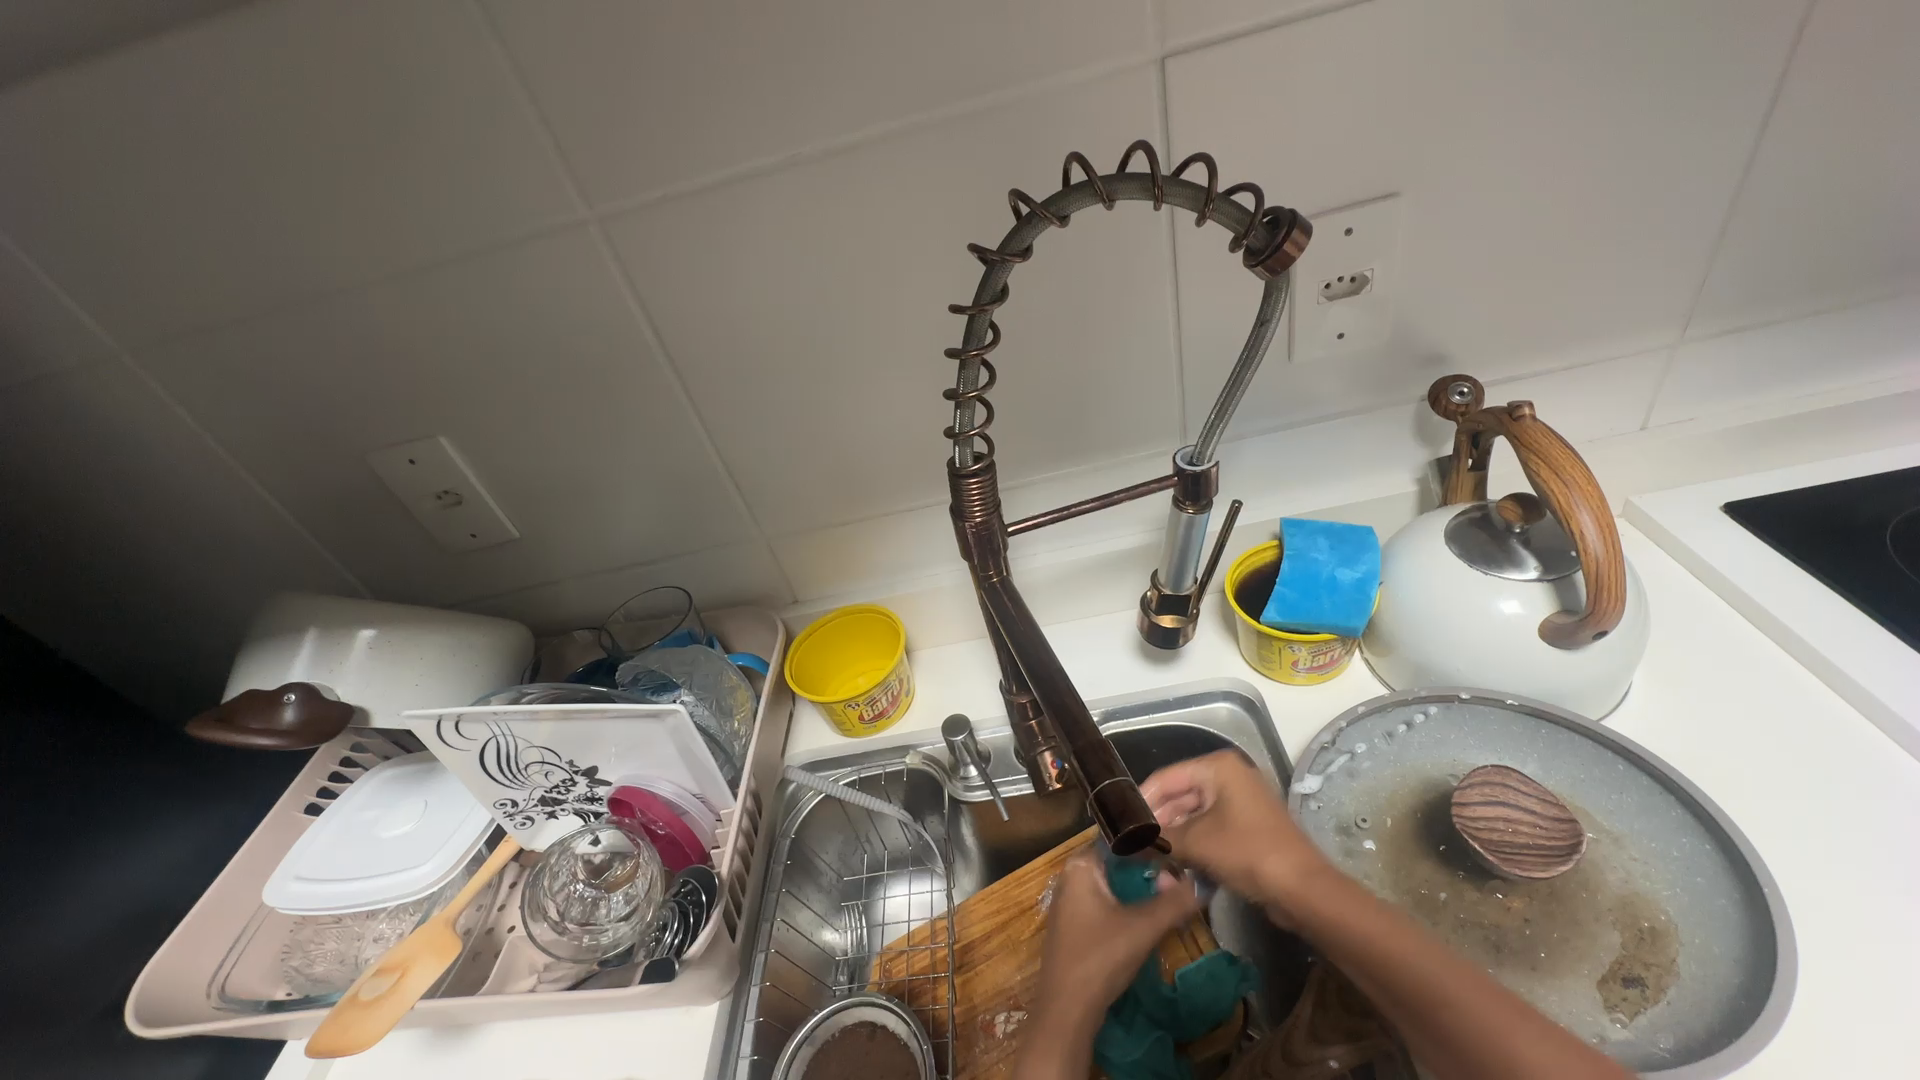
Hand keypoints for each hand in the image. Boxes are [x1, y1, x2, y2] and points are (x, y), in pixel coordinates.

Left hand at [1029, 850, 1201, 1037]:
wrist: (1066, 1008)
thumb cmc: (1101, 957)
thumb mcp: (1143, 927)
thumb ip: (1174, 903)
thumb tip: (1204, 882)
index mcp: (1081, 866)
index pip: (1119, 840)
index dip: (1150, 845)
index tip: (1178, 854)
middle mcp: (1071, 877)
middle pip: (1117, 864)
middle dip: (1148, 871)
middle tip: (1180, 879)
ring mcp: (1071, 902)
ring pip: (1113, 886)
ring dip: (1140, 892)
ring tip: (1172, 896)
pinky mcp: (1075, 926)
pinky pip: (1106, 904)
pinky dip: (1127, 907)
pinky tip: (1149, 919)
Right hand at [1139, 750, 1333, 922]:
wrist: (1303, 890)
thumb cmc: (1247, 853)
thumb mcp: (1195, 843)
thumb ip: (1157, 839)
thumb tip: (1125, 842)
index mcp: (1218, 768)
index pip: (1166, 778)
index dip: (1140, 802)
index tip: (1119, 825)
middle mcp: (1229, 778)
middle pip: (1179, 796)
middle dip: (1157, 823)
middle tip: (1131, 846)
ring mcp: (1240, 803)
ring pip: (1193, 816)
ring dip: (1172, 838)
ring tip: (1148, 860)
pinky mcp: (1247, 828)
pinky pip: (1210, 831)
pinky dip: (1192, 846)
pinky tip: (1174, 867)